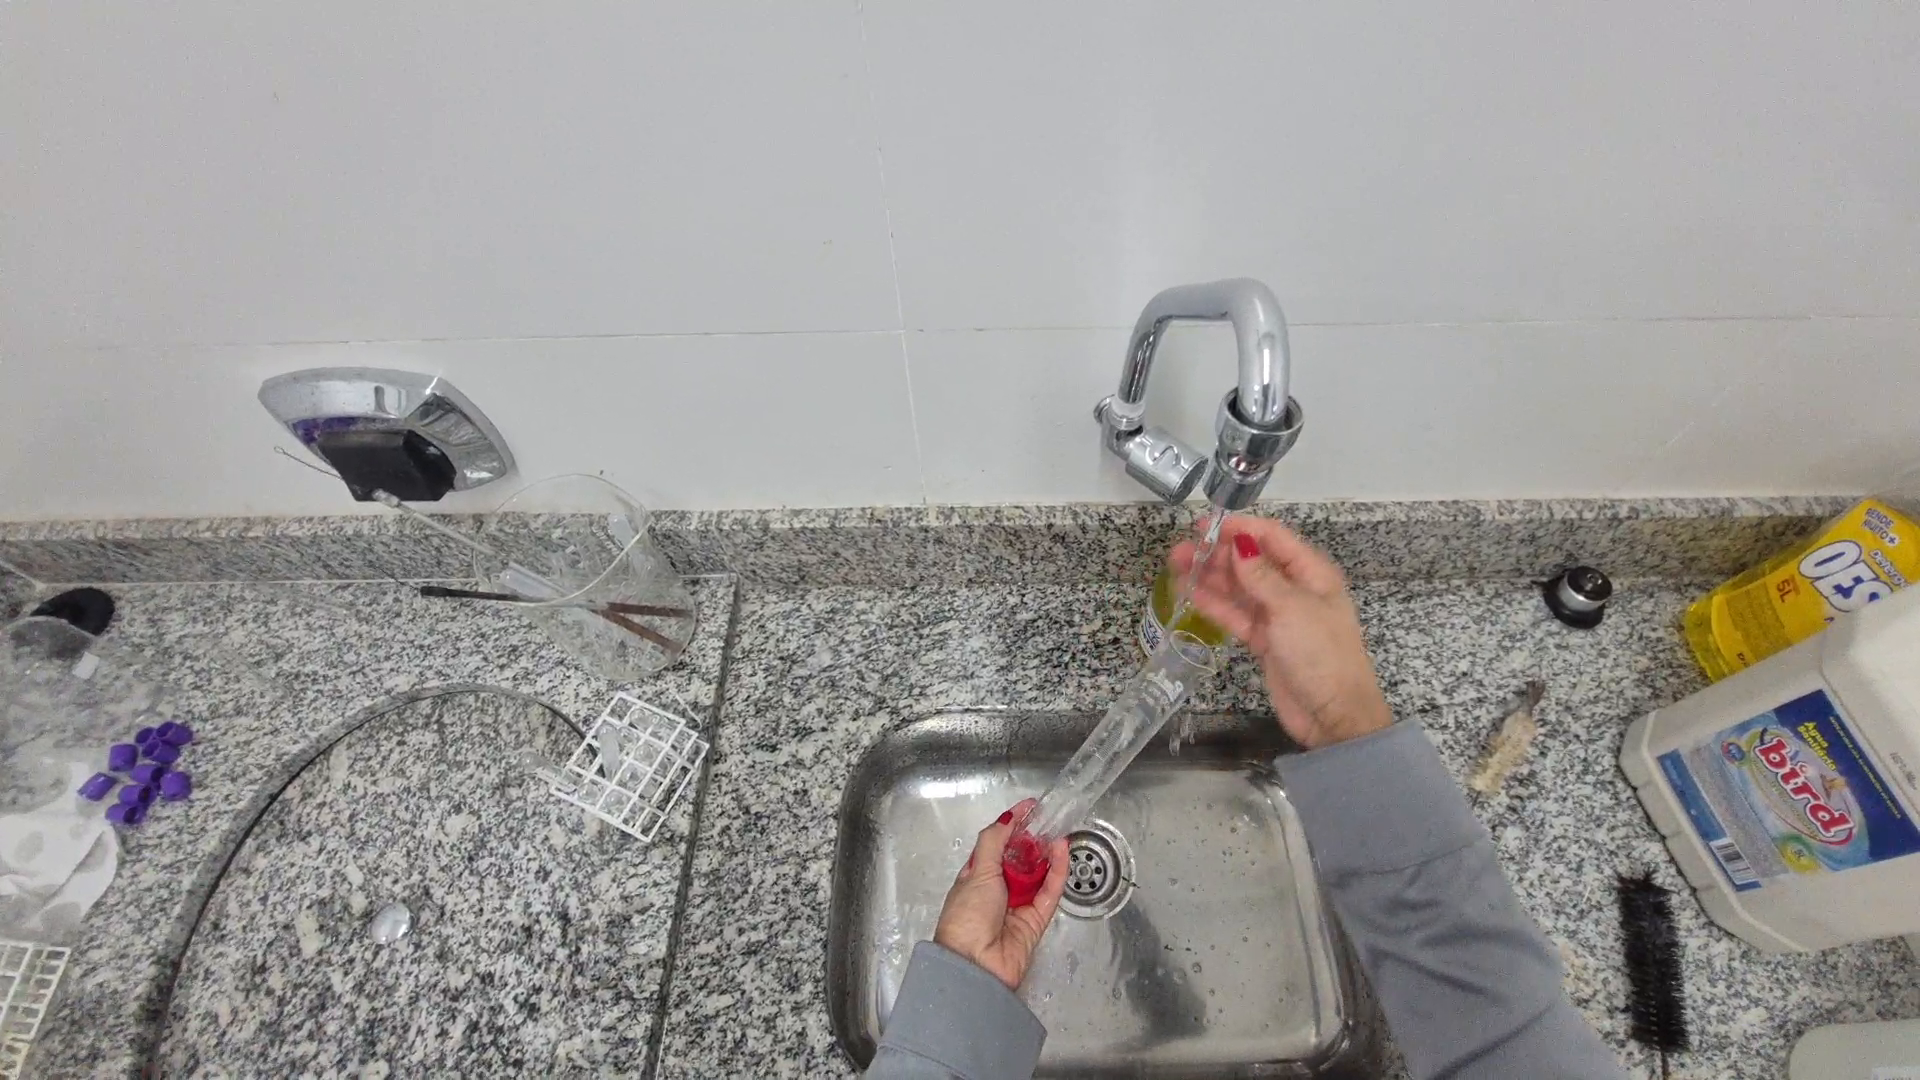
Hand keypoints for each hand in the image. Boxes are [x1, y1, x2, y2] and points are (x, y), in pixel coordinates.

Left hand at [932, 798, 1070, 990]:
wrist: (976, 966)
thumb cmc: (969, 915)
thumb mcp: (977, 871)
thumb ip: (993, 841)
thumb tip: (1008, 817)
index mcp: (977, 876)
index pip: (997, 843)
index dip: (1013, 824)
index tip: (1030, 807)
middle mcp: (998, 888)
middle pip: (1020, 858)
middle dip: (1033, 838)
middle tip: (1049, 818)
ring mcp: (1018, 904)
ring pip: (1038, 873)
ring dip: (1048, 853)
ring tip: (1058, 831)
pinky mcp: (1037, 920)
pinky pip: (1049, 892)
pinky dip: (1057, 872)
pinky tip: (1062, 851)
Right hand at [1169, 516, 1391, 749]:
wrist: (1333, 715)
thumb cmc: (1322, 654)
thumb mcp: (1293, 609)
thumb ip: (1262, 576)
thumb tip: (1239, 544)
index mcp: (1312, 574)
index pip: (1273, 538)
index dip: (1240, 528)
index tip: (1205, 524)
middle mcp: (1293, 589)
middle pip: (1250, 561)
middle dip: (1217, 553)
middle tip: (1181, 549)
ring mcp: (1277, 615)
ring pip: (1238, 587)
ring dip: (1209, 576)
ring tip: (1176, 567)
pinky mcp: (1263, 638)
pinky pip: (1234, 614)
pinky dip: (1213, 603)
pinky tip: (1188, 593)